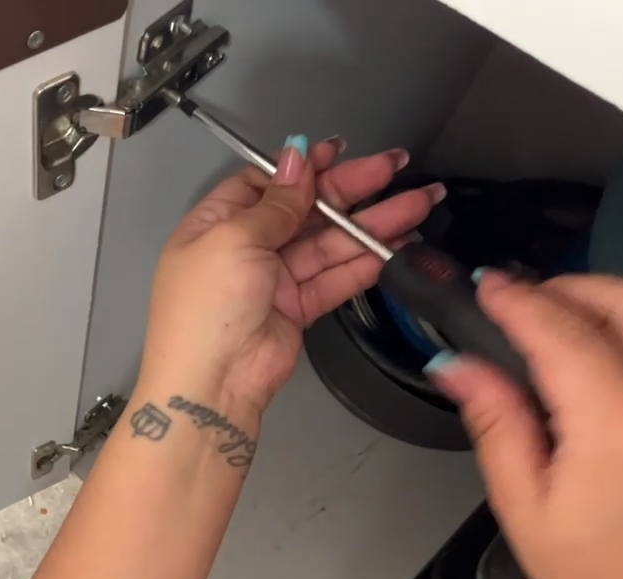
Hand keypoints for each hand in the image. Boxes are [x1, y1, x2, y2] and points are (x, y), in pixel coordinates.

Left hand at [137, 137, 442, 422]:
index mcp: (213, 227)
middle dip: (349, 188)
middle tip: (393, 167)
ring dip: (372, 223)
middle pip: (302, 210)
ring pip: (327, 243)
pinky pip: (335, 278)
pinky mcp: (294, 309)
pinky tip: (399, 244)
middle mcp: (241, 251)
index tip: (338, 152)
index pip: (263, 185)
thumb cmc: (203, 310)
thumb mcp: (233, 238)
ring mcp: (269, 281)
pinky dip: (367, 262)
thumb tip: (297, 158)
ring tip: (419, 202)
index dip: (302, 168)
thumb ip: (274, 202)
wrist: (211, 382)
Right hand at [428, 274, 622, 578]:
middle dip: (571, 286)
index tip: (487, 287)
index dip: (519, 302)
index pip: (565, 335)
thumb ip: (495, 423)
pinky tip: (601, 365)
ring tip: (554, 329)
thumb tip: (458, 367)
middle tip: (522, 298)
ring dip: (607, 306)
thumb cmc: (604, 578)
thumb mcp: (523, 505)